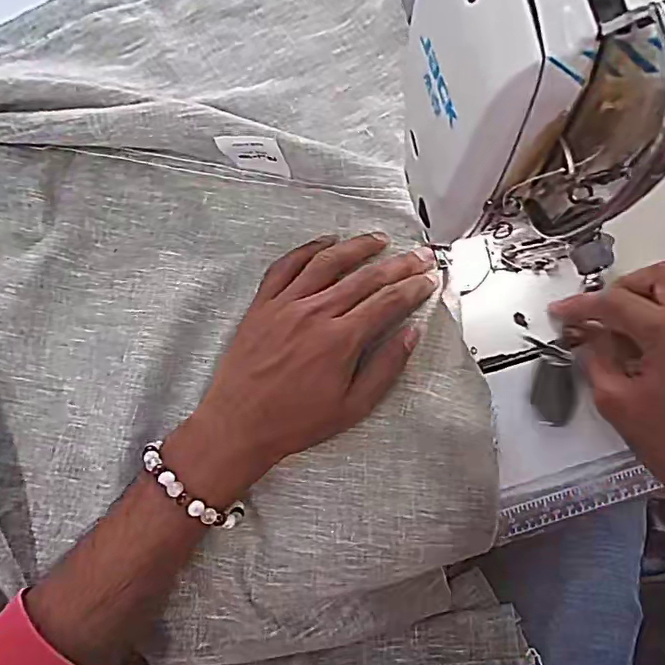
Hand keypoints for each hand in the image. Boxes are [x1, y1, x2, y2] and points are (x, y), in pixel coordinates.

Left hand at [165, 233, 438, 501]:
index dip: (413, 288)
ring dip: (357, 246)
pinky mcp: (263, 305)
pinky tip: (324, 242)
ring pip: (328, 262)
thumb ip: (385, 368)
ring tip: (378, 239)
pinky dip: (308, 249)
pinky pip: (287, 266)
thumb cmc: (292, 421)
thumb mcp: (351, 407)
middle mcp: (314, 315)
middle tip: (417, 256)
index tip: (426, 280)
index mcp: (339, 341)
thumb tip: (409, 336)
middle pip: (365, 277)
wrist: (239, 424)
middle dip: (398, 263)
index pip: (387, 302)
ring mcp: (285, 305)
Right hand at [550, 261, 664, 520]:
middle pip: (658, 276)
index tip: (565, 310)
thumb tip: (590, 338)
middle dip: (621, 289)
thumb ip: (597, 359)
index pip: (616, 301)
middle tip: (597, 312)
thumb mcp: (617, 402)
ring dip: (645, 301)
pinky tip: (645, 347)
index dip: (582, 305)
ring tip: (619, 332)